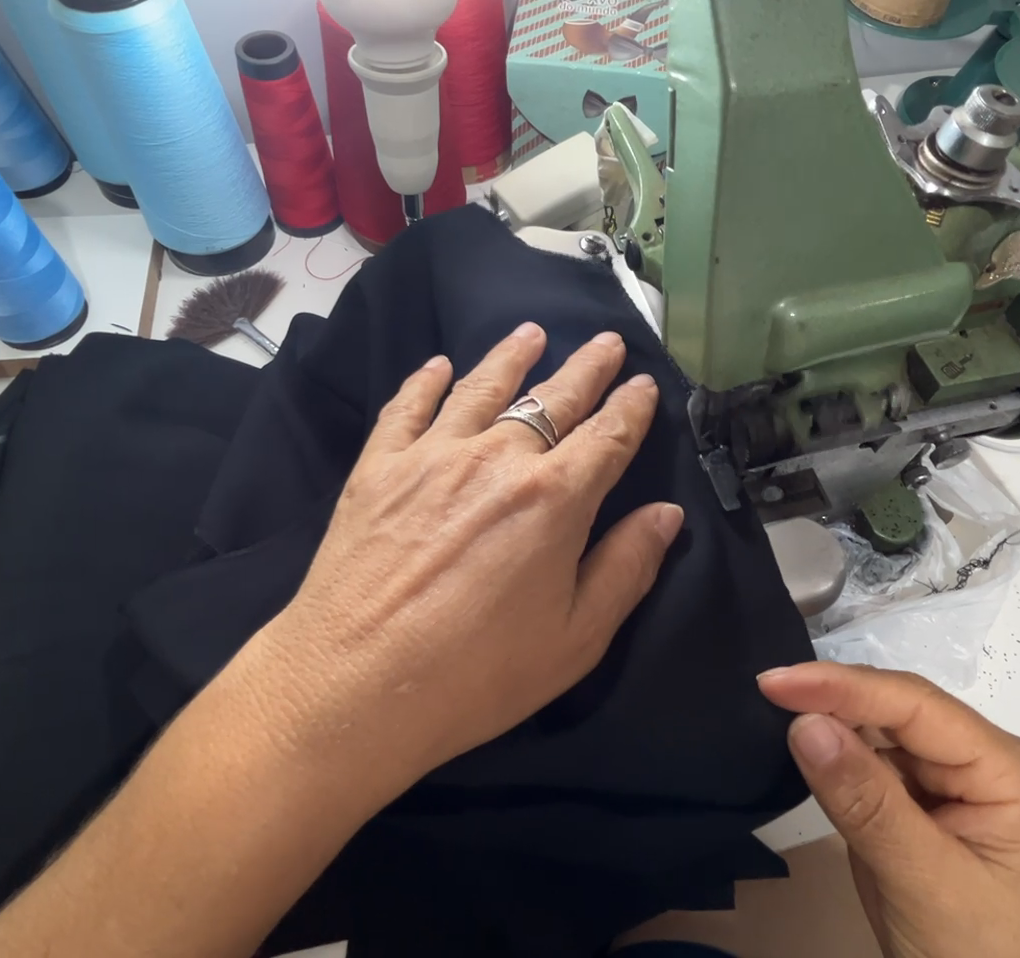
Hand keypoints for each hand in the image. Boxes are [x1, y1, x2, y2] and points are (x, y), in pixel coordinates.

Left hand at [229, 322, 682, 792]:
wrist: (353, 686)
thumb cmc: (477, 674)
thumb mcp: (574, 638)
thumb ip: (625, 568)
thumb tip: (666, 514)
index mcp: (554, 498)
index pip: (607, 437)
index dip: (632, 409)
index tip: (645, 384)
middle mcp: (497, 458)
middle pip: (552, 399)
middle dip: (586, 368)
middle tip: (607, 341)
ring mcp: (432, 455)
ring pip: (482, 388)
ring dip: (511, 357)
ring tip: (531, 333)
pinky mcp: (379, 466)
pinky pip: (407, 407)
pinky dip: (425, 382)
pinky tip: (437, 367)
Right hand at [759, 663, 1019, 957]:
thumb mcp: (924, 885)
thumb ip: (866, 802)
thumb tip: (803, 723)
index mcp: (1006, 771)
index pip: (916, 705)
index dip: (843, 686)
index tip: (775, 682)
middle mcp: (982, 762)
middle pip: (898, 710)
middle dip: (834, 697)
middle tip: (766, 689)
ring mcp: (950, 783)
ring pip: (880, 730)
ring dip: (831, 718)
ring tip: (775, 705)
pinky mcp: (919, 803)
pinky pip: (871, 762)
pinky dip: (835, 752)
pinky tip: (805, 741)